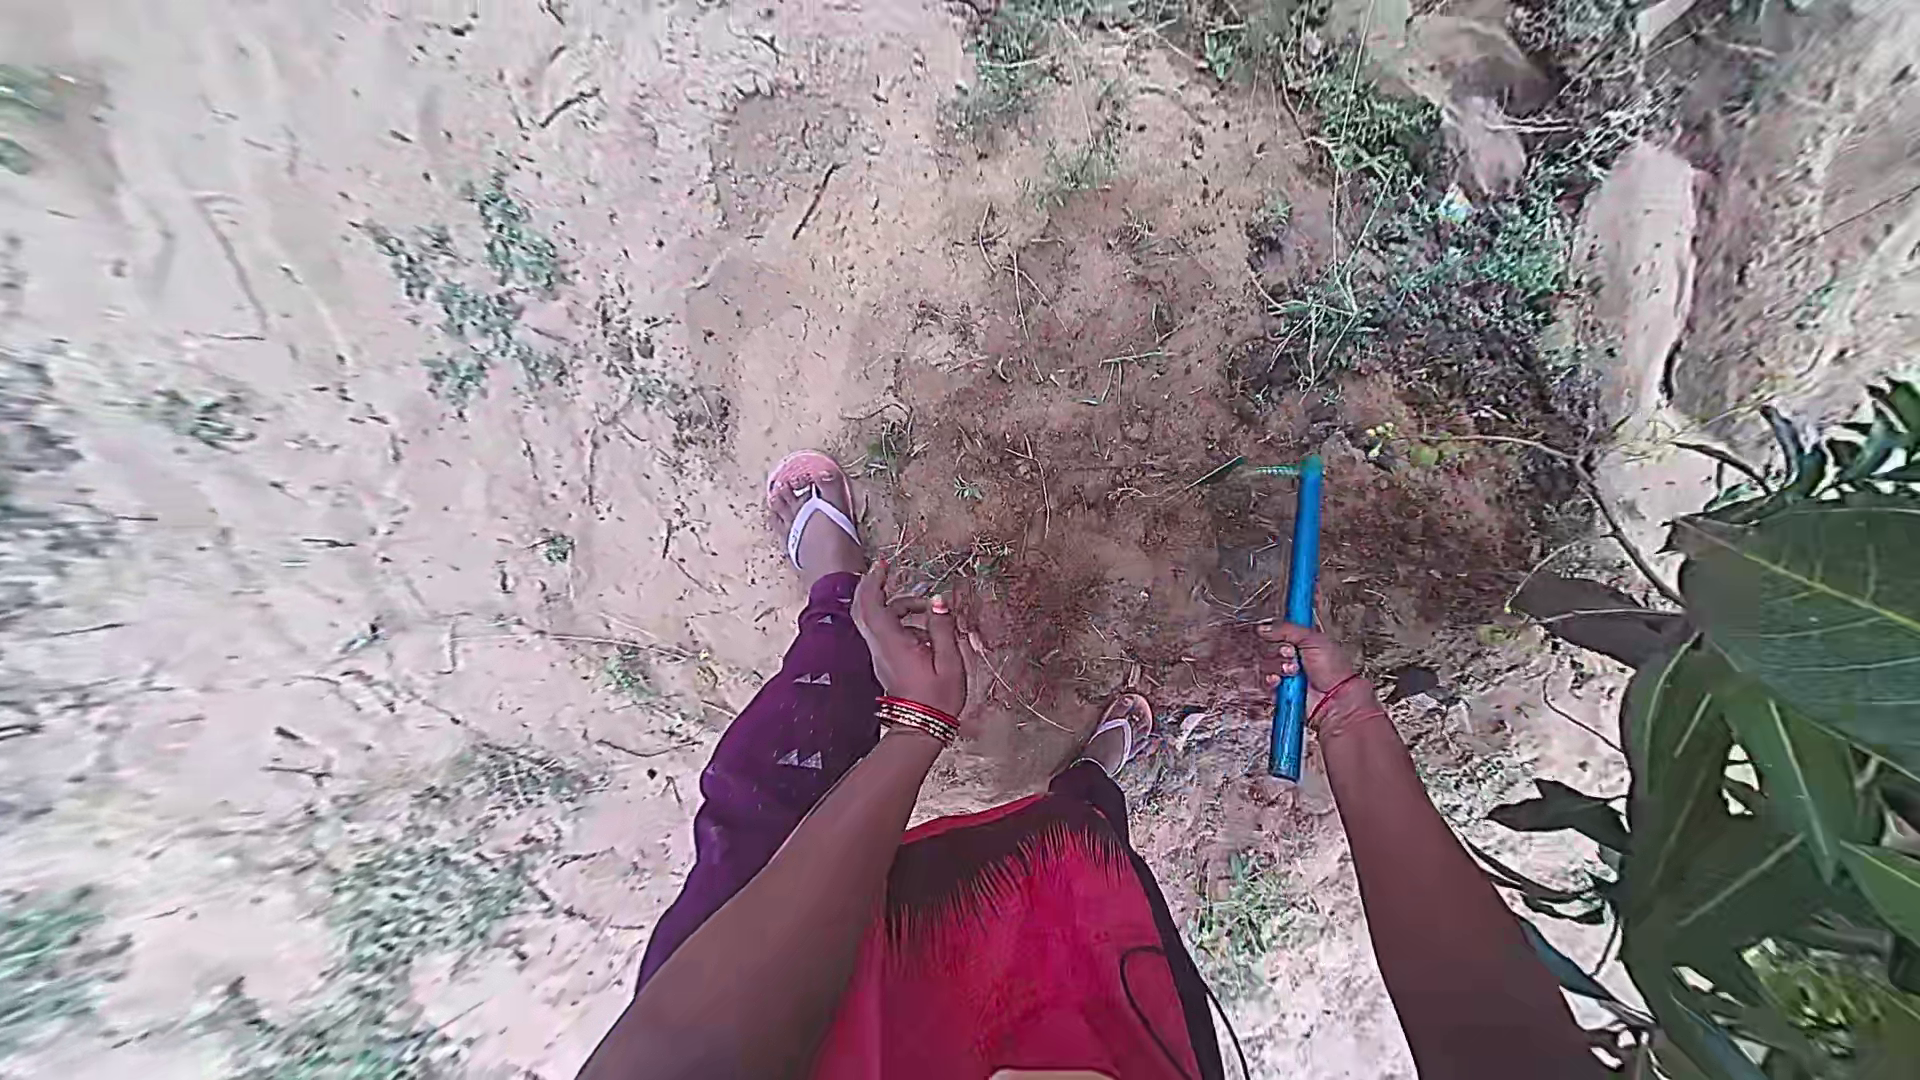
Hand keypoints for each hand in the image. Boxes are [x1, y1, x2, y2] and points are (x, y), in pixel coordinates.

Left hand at [853, 559, 968, 723]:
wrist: (921, 729)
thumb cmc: (938, 697)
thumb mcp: (950, 661)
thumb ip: (943, 627)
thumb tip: (939, 600)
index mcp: (892, 642)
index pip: (872, 604)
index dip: (874, 581)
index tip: (884, 565)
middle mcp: (880, 645)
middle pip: (863, 608)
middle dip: (873, 586)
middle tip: (887, 572)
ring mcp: (880, 654)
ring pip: (876, 619)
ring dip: (898, 606)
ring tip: (930, 612)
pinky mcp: (884, 661)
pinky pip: (884, 632)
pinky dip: (899, 621)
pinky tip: (926, 631)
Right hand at [1256, 622, 1384, 737]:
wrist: (1334, 697)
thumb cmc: (1333, 669)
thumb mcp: (1313, 639)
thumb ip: (1286, 629)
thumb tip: (1264, 627)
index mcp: (1299, 642)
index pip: (1275, 633)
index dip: (1274, 634)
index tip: (1279, 636)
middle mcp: (1290, 657)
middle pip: (1267, 648)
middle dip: (1279, 652)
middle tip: (1293, 655)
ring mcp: (1283, 673)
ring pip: (1265, 664)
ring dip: (1279, 666)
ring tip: (1294, 671)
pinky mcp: (1278, 689)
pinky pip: (1264, 681)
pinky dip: (1272, 680)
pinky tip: (1282, 681)